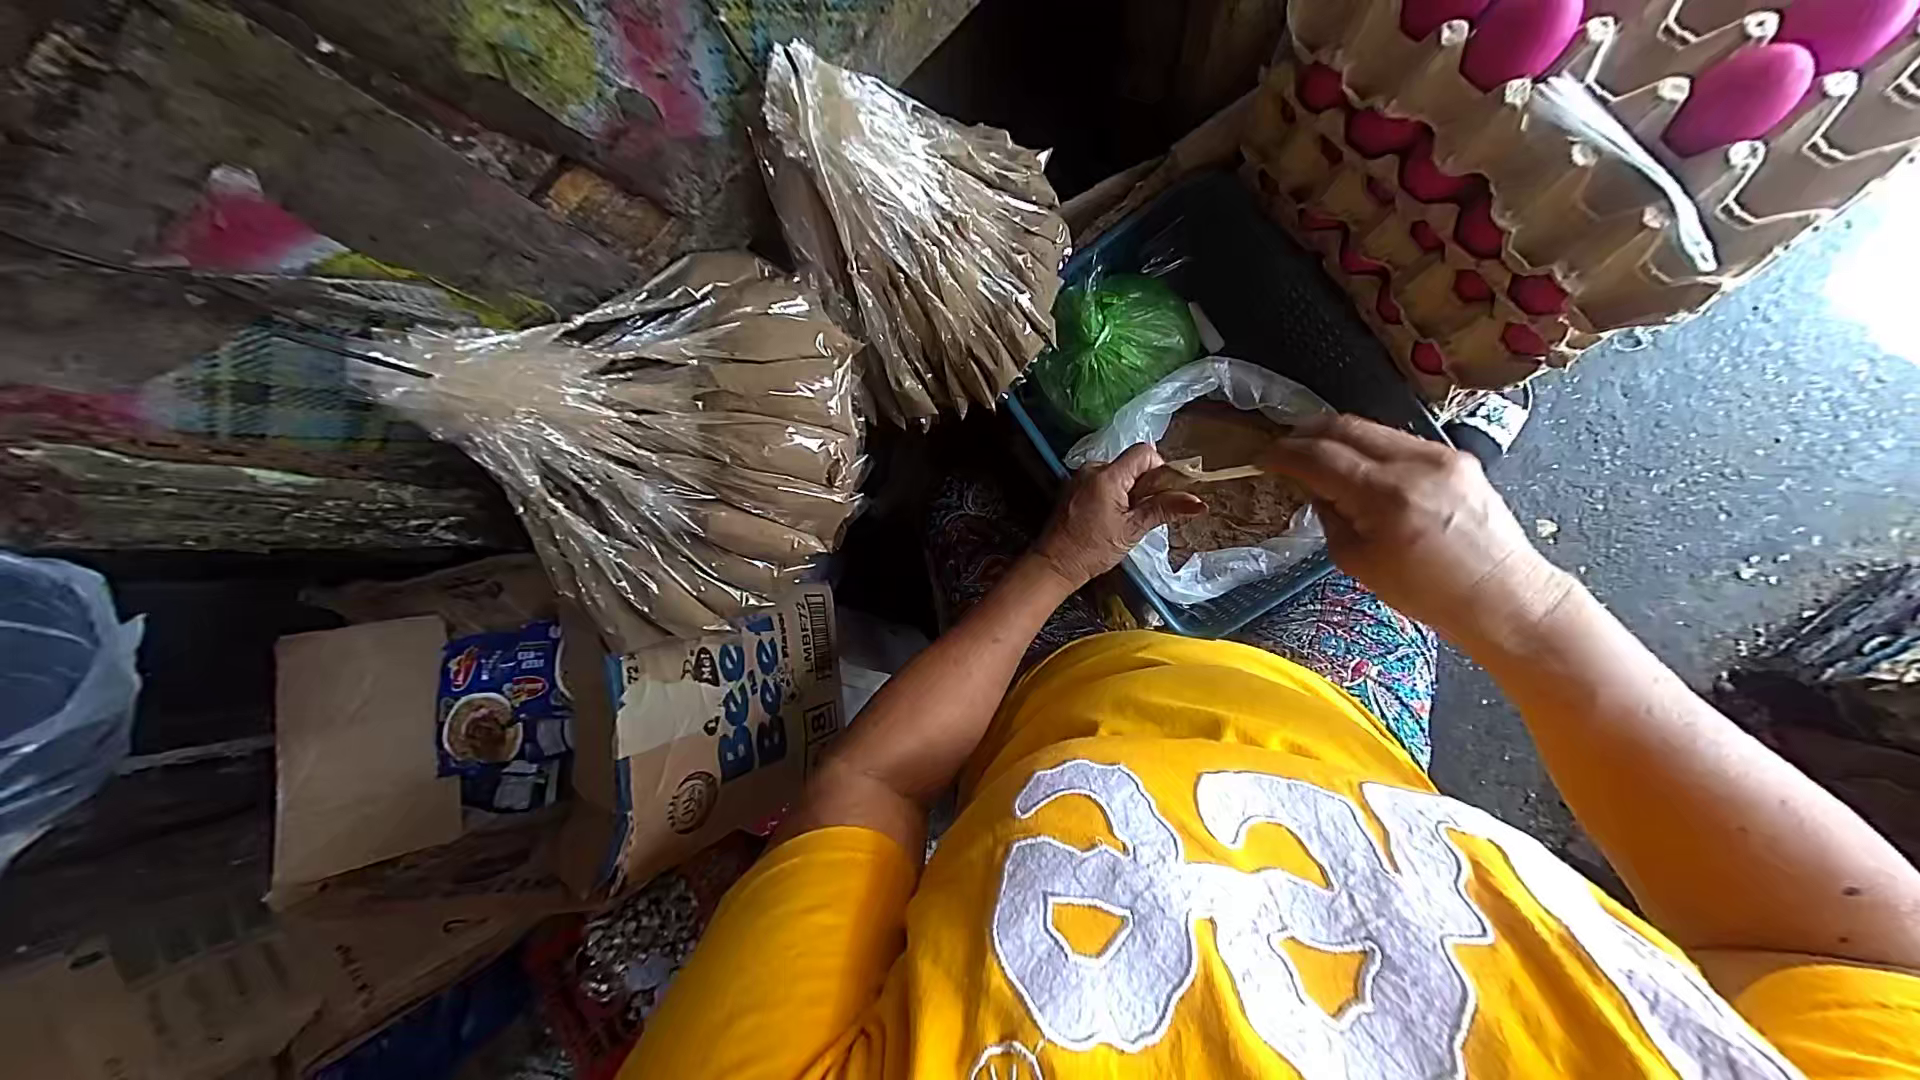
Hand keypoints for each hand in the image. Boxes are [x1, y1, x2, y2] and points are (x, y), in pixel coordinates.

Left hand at [1033, 442, 1205, 588]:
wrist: (1054, 564)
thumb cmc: (1093, 550)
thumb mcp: (1132, 530)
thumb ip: (1164, 509)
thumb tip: (1198, 502)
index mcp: (1107, 476)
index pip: (1143, 452)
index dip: (1159, 468)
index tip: (1161, 493)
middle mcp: (1091, 469)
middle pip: (1129, 463)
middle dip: (1142, 483)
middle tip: (1143, 512)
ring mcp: (1079, 477)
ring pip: (1116, 473)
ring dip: (1126, 491)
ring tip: (1124, 518)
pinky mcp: (1072, 488)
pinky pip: (1100, 481)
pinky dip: (1111, 494)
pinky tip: (1108, 518)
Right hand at [1259, 414, 1576, 646]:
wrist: (1500, 595)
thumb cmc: (1424, 591)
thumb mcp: (1354, 559)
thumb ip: (1329, 514)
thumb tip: (1313, 487)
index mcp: (1385, 497)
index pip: (1318, 457)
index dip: (1282, 453)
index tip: (1262, 456)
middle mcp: (1415, 465)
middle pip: (1343, 426)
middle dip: (1304, 433)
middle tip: (1282, 447)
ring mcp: (1440, 456)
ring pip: (1370, 428)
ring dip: (1334, 437)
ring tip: (1314, 454)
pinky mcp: (1456, 457)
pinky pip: (1396, 440)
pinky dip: (1366, 446)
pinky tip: (1355, 464)